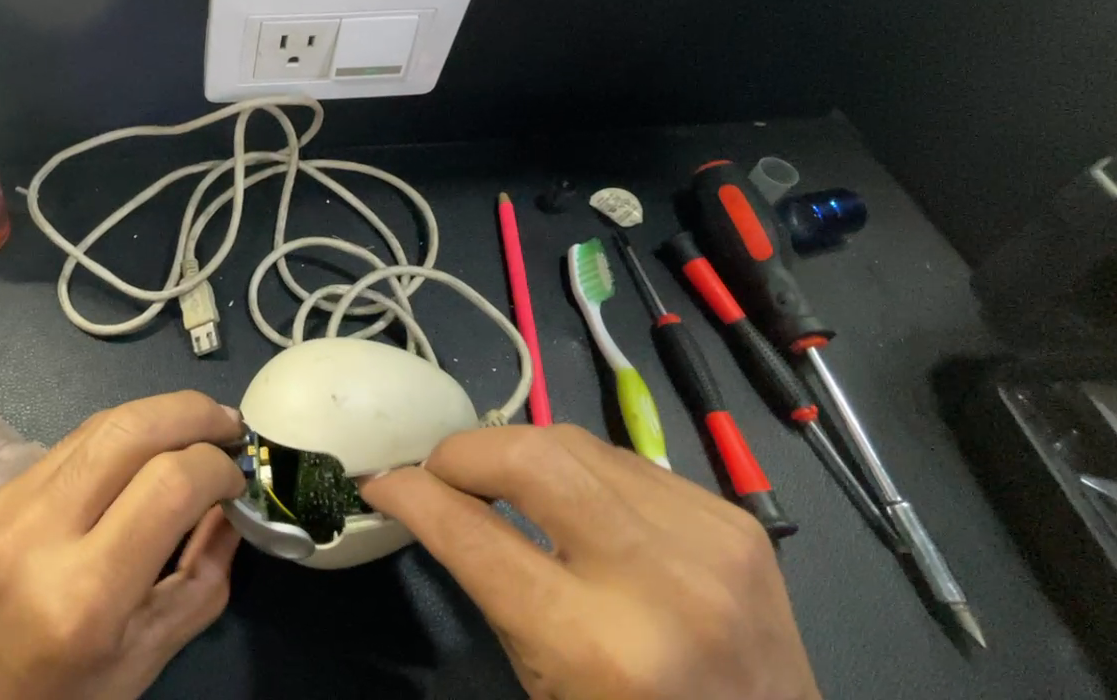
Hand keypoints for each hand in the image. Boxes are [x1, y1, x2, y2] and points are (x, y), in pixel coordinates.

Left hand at [0, 391, 245, 699]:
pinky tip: (147, 448)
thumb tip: (229, 514)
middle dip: (194, 413)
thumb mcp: (136, 666)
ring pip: (102, 422)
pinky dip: (124, 431)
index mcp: (84, 594)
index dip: (218, 468)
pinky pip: (74, 441)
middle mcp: (43, 530)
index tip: (238, 482)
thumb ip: (198, 587)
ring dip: (161, 412)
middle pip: (132, 429)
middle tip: (232, 425)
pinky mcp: (0, 489)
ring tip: (200, 425)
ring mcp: (12, 501)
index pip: (169, 485)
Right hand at [361, 425, 820, 699]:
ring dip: (515, 451)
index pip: (473, 534)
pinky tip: (568, 496)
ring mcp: (706, 539)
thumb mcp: (542, 681)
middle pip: (530, 456)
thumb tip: (433, 501)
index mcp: (598, 647)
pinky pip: (623, 460)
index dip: (413, 496)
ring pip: (574, 441)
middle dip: (463, 452)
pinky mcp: (733, 517)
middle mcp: (658, 581)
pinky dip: (576, 468)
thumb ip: (489, 584)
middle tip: (438, 472)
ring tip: (494, 477)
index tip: (383, 482)